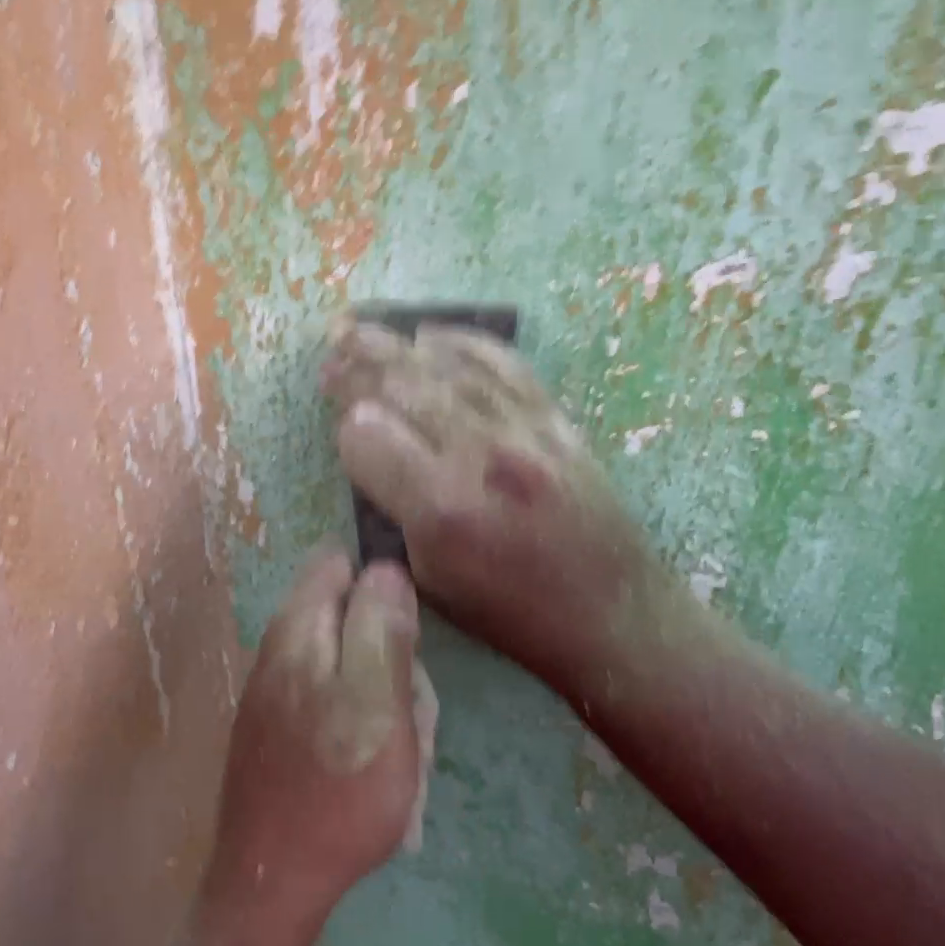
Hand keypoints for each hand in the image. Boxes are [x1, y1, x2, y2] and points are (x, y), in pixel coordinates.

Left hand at [192, 550, 433, 945]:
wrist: (274, 877)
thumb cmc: (338, 785)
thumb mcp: (378, 697)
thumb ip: (380, 625)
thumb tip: (385, 566)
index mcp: (298, 626)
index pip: (339, 562)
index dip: (383, 585)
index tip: (410, 633)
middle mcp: (280, 648)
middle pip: (352, 622)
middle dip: (394, 661)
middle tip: (413, 714)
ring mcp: (277, 691)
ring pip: (352, 673)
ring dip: (388, 710)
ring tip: (402, 759)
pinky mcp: (281, 730)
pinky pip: (337, 711)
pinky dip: (365, 736)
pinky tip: (377, 780)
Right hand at [320, 315, 674, 684]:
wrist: (613, 614)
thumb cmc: (510, 612)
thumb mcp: (428, 581)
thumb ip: (392, 512)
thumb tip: (367, 452)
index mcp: (440, 507)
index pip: (365, 434)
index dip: (345, 430)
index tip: (341, 432)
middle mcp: (479, 454)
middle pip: (400, 384)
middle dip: (356, 366)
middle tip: (331, 354)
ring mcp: (522, 428)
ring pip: (444, 365)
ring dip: (394, 345)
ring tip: (359, 331)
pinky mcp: (554, 418)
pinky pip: (501, 363)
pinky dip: (460, 342)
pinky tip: (429, 334)